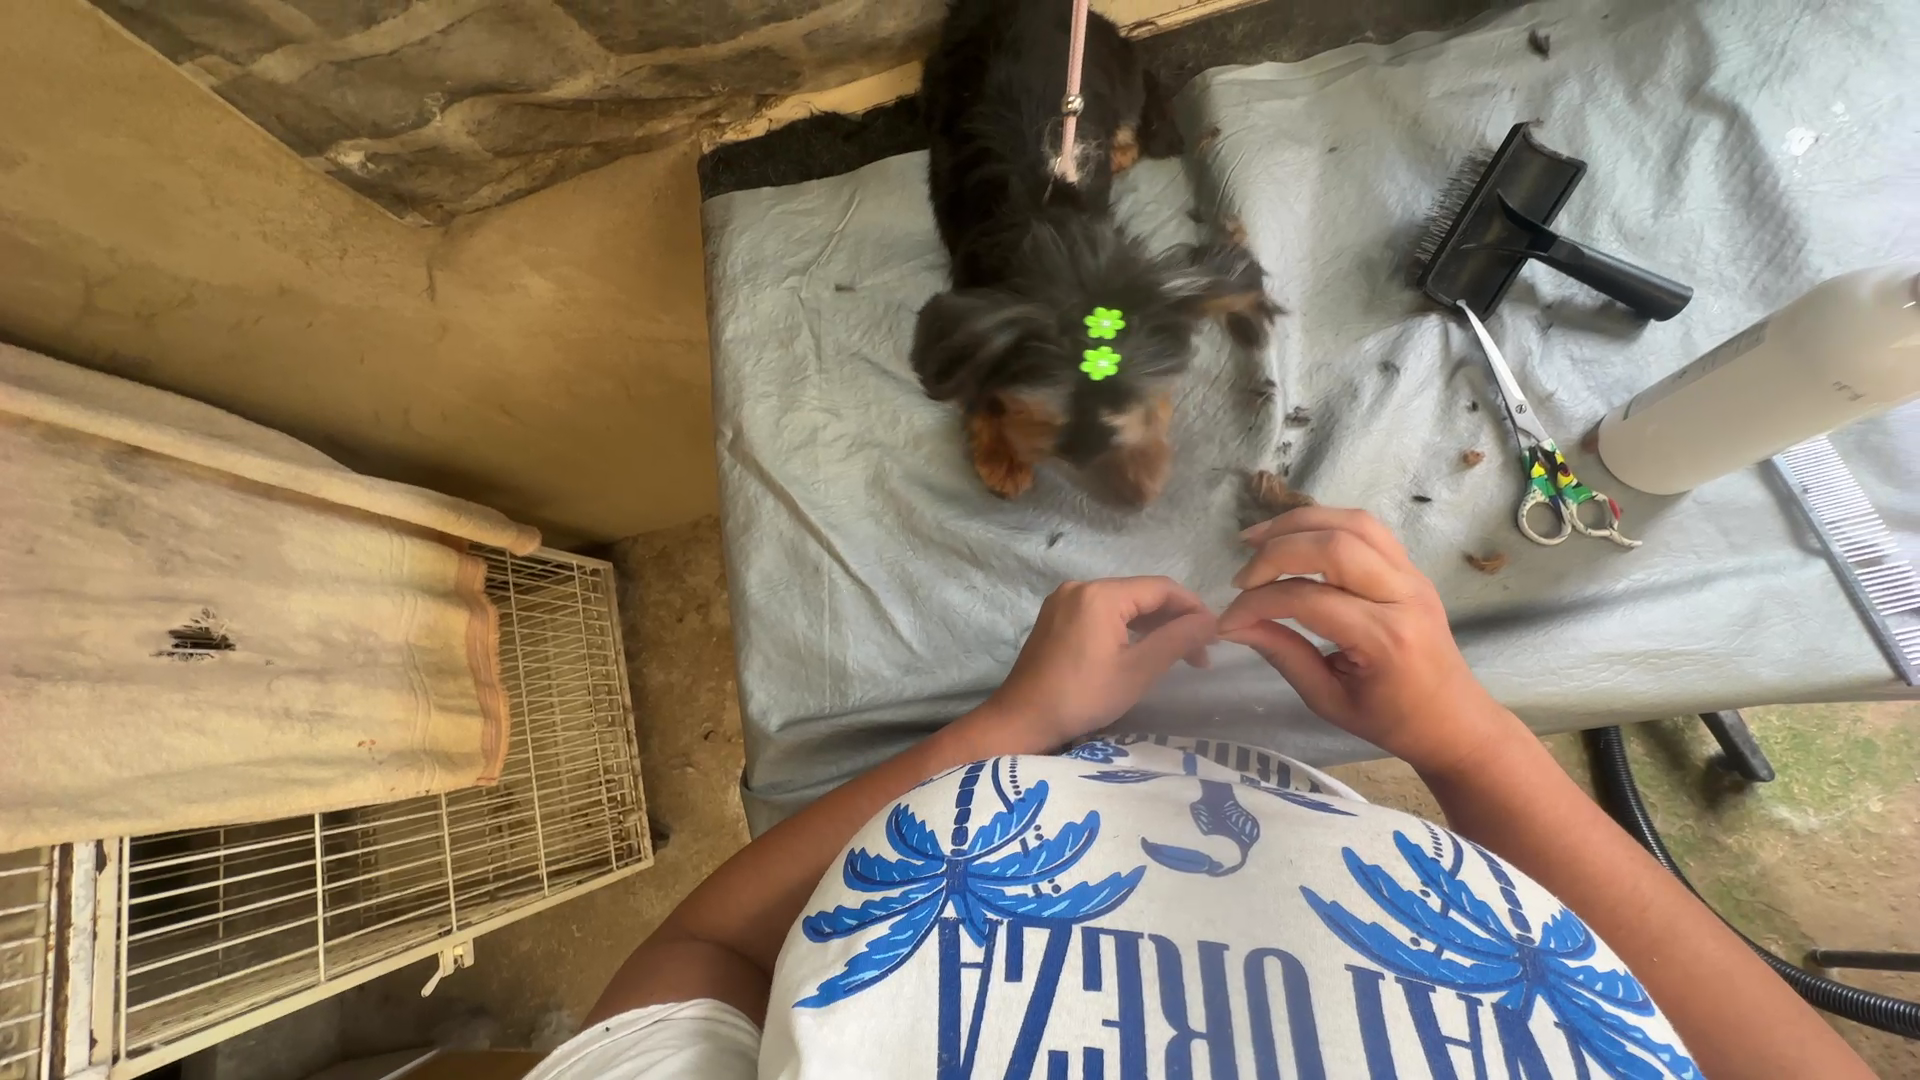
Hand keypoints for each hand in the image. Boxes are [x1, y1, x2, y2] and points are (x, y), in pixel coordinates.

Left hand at [981, 577, 1217, 750]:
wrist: (1022, 718)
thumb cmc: (1082, 696)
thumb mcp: (1137, 671)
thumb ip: (1177, 640)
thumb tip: (1211, 621)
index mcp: (1100, 595)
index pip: (1161, 588)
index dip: (1194, 608)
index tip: (1215, 638)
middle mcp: (1080, 587)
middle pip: (1141, 594)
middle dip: (1174, 620)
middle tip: (1199, 656)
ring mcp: (1064, 601)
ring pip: (1122, 604)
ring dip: (1151, 625)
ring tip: (1178, 656)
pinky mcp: (1055, 616)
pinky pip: (1101, 613)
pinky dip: (1125, 628)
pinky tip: (1142, 650)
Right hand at [1219, 506, 1523, 776]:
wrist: (1455, 721)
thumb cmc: (1390, 720)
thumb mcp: (1327, 699)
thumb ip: (1282, 654)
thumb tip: (1233, 625)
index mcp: (1385, 638)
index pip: (1306, 599)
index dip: (1255, 605)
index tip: (1227, 622)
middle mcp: (1403, 596)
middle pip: (1332, 544)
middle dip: (1274, 554)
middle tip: (1241, 581)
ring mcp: (1412, 576)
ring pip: (1350, 522)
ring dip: (1296, 525)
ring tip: (1256, 542)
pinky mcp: (1409, 568)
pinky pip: (1363, 527)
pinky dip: (1320, 524)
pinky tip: (1290, 539)